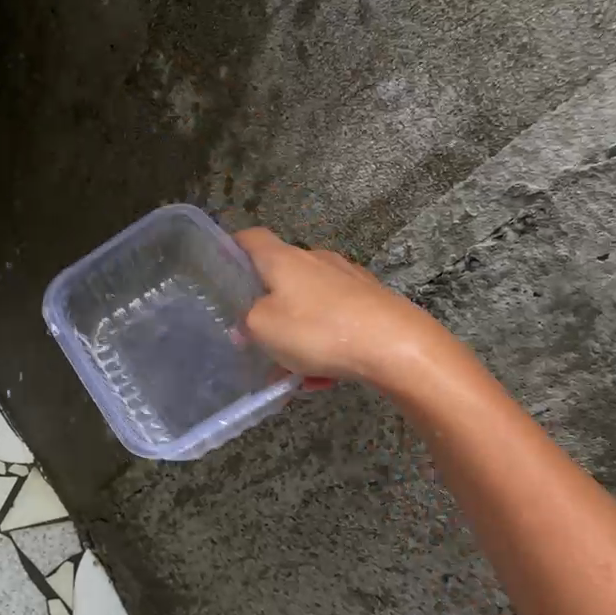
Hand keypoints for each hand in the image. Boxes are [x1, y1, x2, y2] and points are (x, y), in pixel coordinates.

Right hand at [235, 227, 451, 389]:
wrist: (396, 346)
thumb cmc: (317, 329)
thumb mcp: (261, 328)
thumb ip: (245, 322)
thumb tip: (245, 323)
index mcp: (284, 260)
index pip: (251, 239)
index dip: (232, 248)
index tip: (219, 267)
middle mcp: (317, 261)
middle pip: (281, 277)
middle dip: (265, 306)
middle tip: (254, 337)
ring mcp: (348, 280)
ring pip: (308, 306)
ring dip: (295, 333)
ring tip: (292, 370)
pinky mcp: (371, 301)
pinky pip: (334, 322)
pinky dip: (323, 344)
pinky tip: (323, 375)